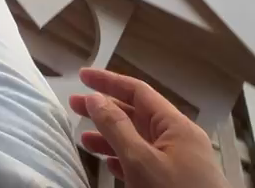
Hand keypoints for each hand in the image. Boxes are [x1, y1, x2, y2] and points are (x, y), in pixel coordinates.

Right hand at [69, 68, 228, 187]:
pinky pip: (146, 163)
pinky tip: (109, 165)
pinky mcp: (178, 185)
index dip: (108, 80)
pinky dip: (124, 159)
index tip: (81, 76)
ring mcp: (181, 165)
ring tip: (84, 141)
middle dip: (104, 110)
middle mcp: (181, 141)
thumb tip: (94, 97)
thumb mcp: (140, 160)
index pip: (138, 91)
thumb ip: (116, 126)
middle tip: (74, 106)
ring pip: (139, 141)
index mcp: (177, 127)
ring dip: (110, 138)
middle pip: (136, 115)